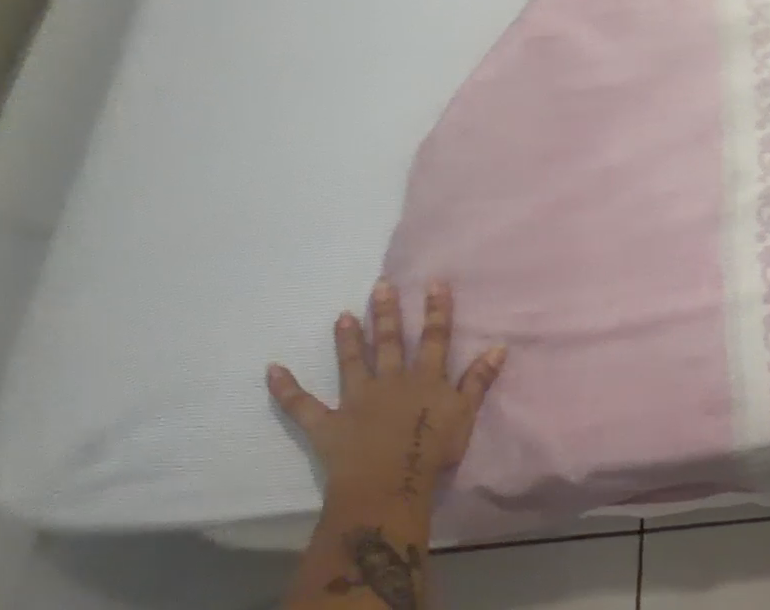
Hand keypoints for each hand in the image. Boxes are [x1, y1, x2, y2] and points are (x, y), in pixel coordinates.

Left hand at [267, 280, 506, 500]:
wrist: (388, 486)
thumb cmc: (433, 452)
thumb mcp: (465, 415)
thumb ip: (479, 380)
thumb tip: (498, 346)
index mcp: (426, 378)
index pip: (434, 337)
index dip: (436, 310)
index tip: (434, 283)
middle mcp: (391, 380)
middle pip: (390, 341)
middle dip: (386, 312)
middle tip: (381, 285)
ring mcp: (357, 400)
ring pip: (352, 363)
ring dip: (347, 338)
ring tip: (343, 315)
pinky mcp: (327, 423)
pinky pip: (302, 405)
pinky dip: (285, 389)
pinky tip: (272, 370)